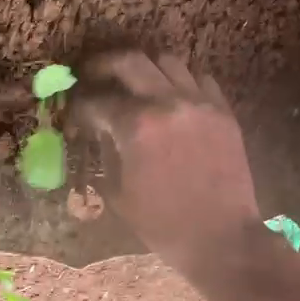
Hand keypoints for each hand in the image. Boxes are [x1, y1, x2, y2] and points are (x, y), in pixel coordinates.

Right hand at [77, 52, 263, 275]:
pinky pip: (200, 80)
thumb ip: (107, 153)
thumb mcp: (119, 193)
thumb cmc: (163, 224)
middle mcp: (168, 103)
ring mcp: (200, 103)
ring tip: (136, 83)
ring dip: (146, 69)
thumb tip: (101, 132)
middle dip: (104, 65)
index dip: (80, 106)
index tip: (75, 112)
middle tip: (93, 73)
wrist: (222, 238)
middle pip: (130, 61)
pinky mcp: (223, 112)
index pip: (97, 101)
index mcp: (136, 126)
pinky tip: (173, 100)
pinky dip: (181, 83)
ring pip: (167, 62)